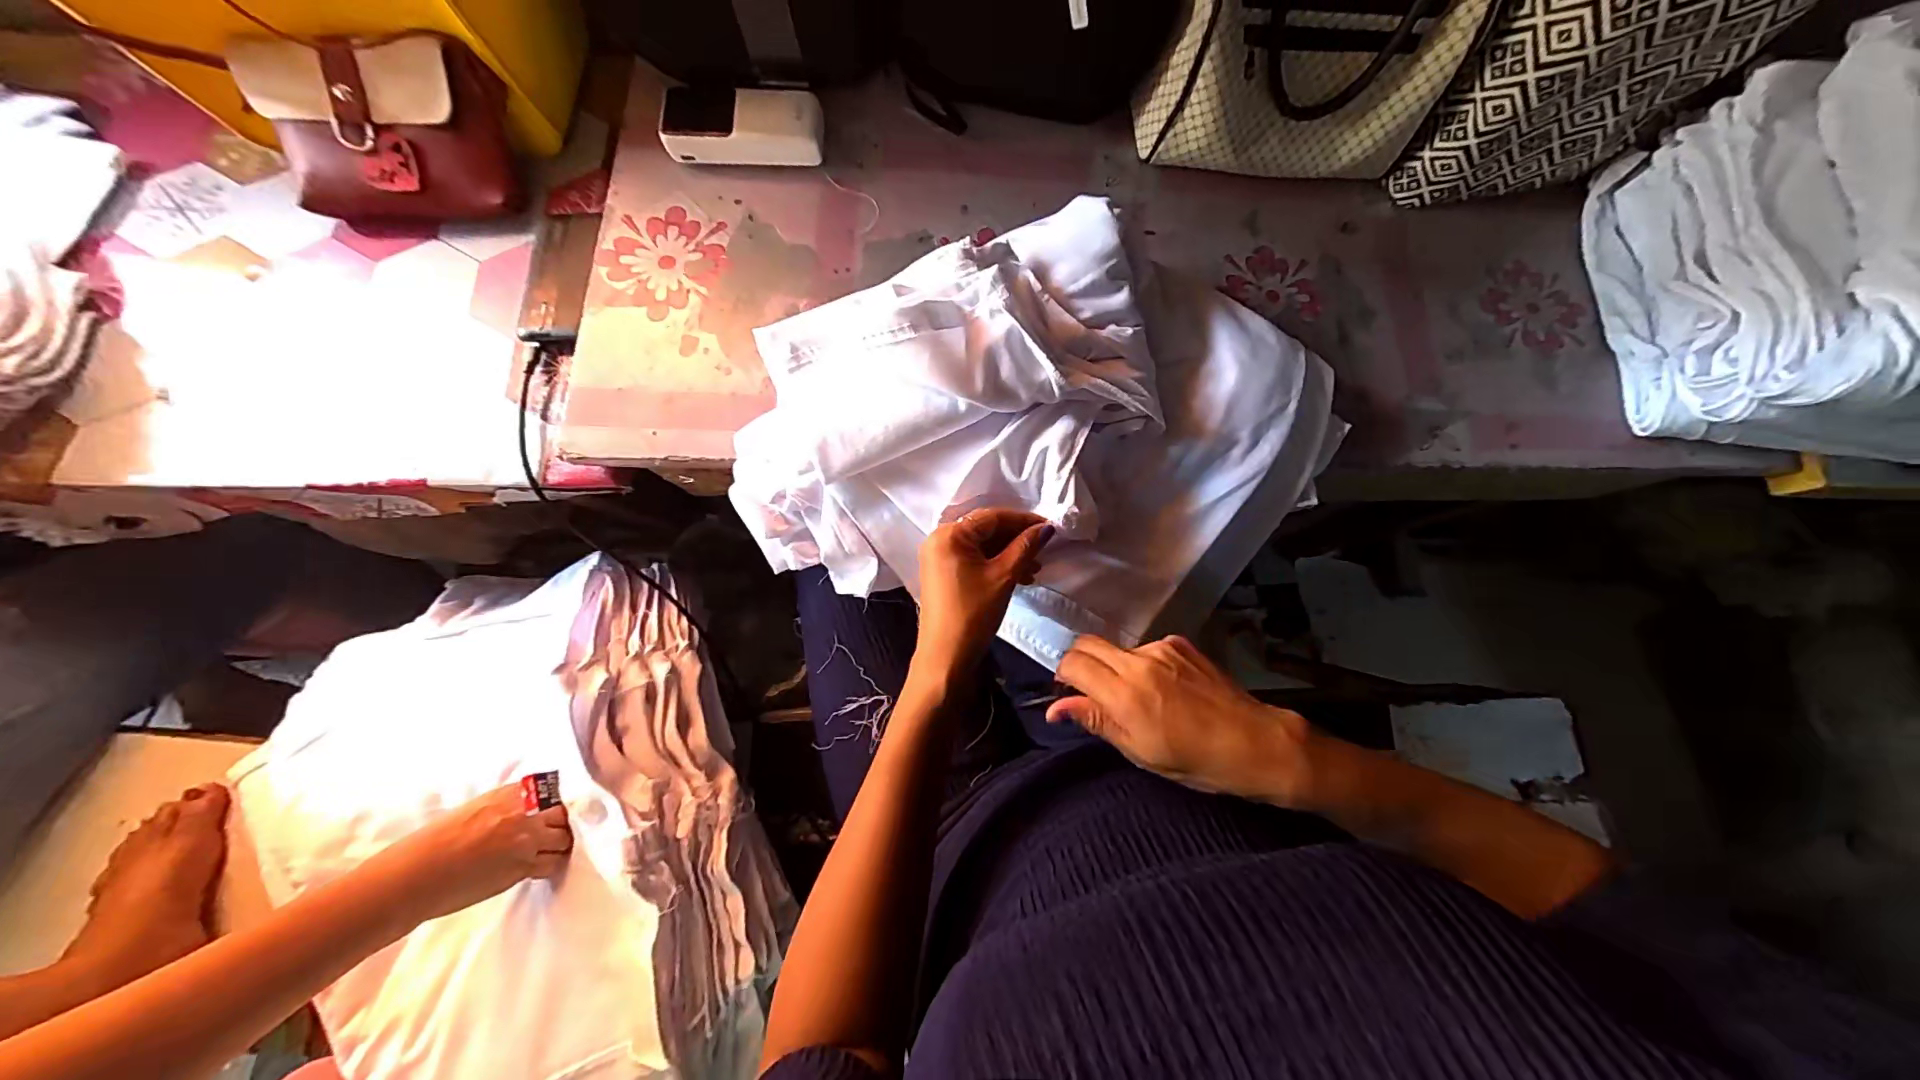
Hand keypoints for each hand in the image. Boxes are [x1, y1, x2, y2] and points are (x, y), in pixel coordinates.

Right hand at [371, 784, 573, 922]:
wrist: (414, 876)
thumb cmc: (434, 843)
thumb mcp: (474, 809)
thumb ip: (505, 806)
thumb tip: (525, 809)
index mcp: (510, 794)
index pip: (552, 791)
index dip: (554, 804)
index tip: (551, 813)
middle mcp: (524, 812)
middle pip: (562, 814)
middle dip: (560, 823)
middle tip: (552, 834)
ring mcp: (527, 838)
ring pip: (563, 838)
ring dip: (559, 844)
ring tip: (549, 851)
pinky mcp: (523, 866)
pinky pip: (552, 863)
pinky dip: (551, 865)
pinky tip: (541, 868)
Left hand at [914, 509, 1054, 671]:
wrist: (945, 657)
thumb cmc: (973, 613)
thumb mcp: (1003, 576)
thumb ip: (1025, 547)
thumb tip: (1046, 528)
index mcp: (949, 534)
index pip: (992, 517)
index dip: (1023, 520)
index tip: (1050, 528)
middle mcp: (939, 539)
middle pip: (986, 529)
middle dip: (1017, 539)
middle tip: (1043, 551)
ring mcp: (939, 557)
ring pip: (982, 546)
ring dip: (1009, 554)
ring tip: (1034, 570)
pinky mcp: (943, 574)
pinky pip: (973, 559)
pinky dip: (996, 564)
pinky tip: (1019, 577)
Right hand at [1050, 635, 1315, 805]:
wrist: (1255, 742)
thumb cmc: (1195, 760)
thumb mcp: (1139, 751)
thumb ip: (1096, 720)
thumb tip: (1055, 708)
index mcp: (1125, 693)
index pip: (1073, 663)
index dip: (1063, 677)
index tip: (1070, 696)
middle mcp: (1140, 662)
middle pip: (1088, 644)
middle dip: (1080, 663)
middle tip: (1093, 693)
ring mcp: (1162, 649)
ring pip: (1117, 648)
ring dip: (1114, 667)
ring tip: (1139, 699)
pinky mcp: (1181, 644)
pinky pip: (1145, 649)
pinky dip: (1142, 665)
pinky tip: (1164, 689)